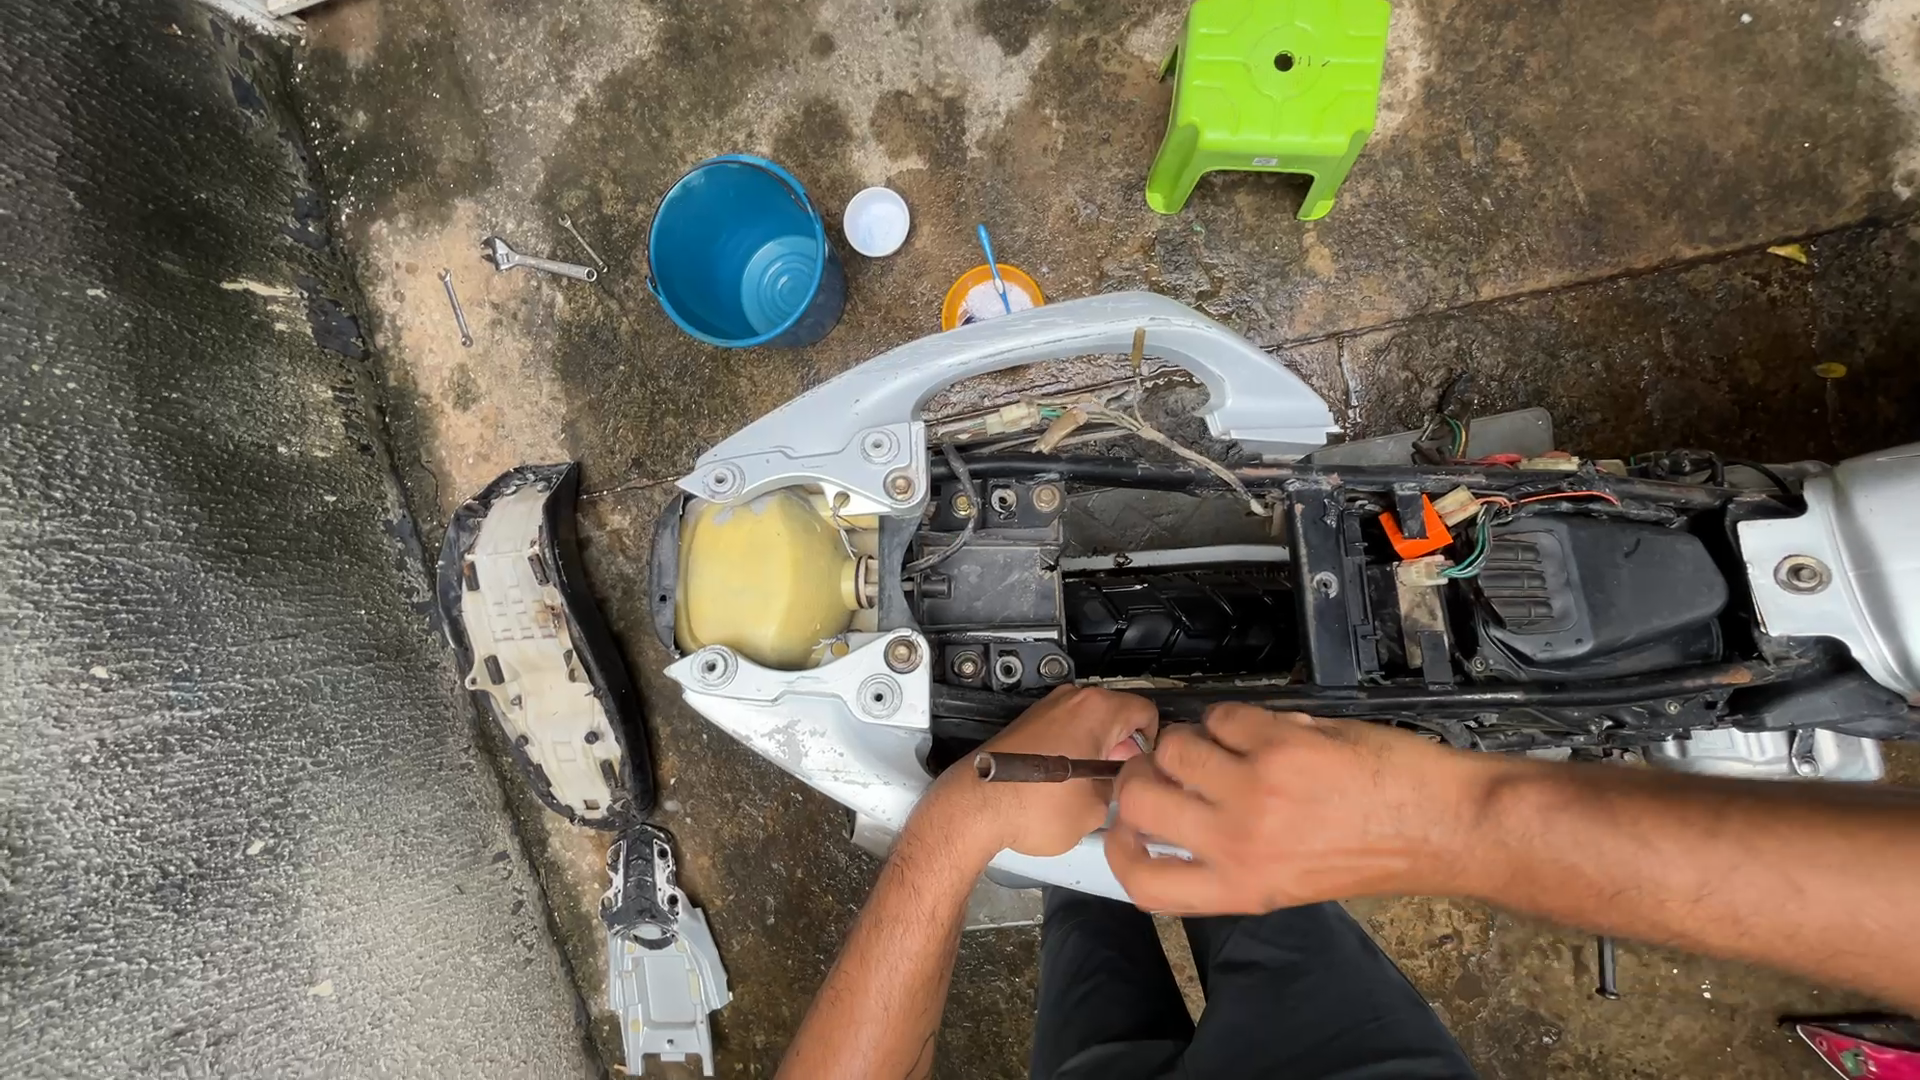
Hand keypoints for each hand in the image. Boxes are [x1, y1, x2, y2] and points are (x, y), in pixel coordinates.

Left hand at [923, 685, 1156, 858]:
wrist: (976, 807)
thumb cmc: (1029, 805)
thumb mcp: (1098, 807)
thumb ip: (1123, 788)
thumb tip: (1128, 784)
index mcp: (1096, 709)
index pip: (1148, 712)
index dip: (1155, 745)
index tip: (1151, 768)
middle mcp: (1072, 700)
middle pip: (1120, 717)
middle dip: (1127, 750)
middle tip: (1126, 785)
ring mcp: (1049, 709)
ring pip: (1093, 726)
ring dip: (1100, 752)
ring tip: (1097, 790)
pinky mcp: (1031, 724)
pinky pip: (1067, 732)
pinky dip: (1075, 752)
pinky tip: (1071, 785)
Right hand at [1105, 705, 1488, 913]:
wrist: (1443, 824)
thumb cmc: (1368, 851)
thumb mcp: (1284, 879)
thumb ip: (1222, 855)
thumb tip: (1167, 809)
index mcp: (1240, 887)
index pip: (1144, 881)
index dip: (1117, 847)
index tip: (1121, 822)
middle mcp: (1239, 844)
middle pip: (1137, 798)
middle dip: (1139, 772)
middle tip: (1159, 763)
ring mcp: (1256, 792)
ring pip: (1174, 746)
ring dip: (1190, 738)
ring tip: (1222, 744)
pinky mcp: (1279, 745)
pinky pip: (1221, 716)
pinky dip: (1234, 718)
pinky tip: (1264, 731)